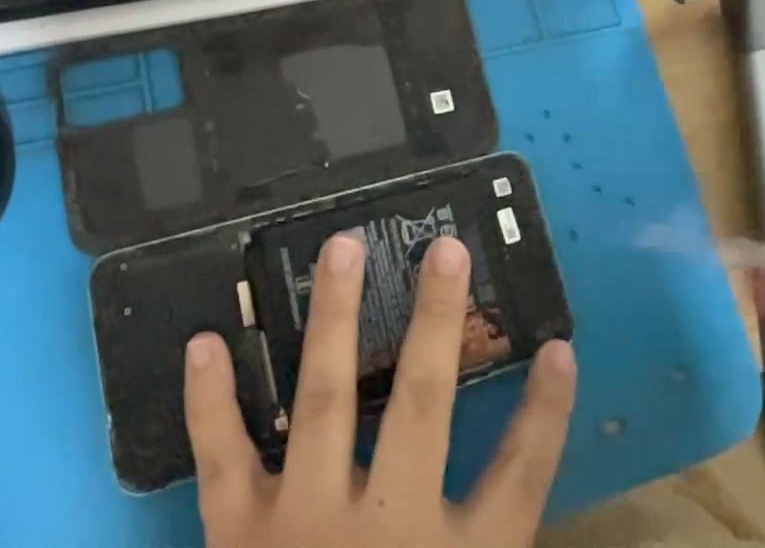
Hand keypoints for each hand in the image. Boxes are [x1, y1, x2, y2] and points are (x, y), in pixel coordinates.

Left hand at [183, 233, 577, 547]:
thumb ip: (491, 539)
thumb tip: (517, 498)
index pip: (522, 476)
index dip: (546, 412)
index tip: (561, 347)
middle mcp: (386, 525)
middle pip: (420, 406)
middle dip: (434, 324)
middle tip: (442, 248)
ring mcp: (304, 521)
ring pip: (321, 397)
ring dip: (332, 317)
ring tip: (342, 247)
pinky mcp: (237, 533)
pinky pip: (221, 456)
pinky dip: (209, 400)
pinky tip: (204, 339)